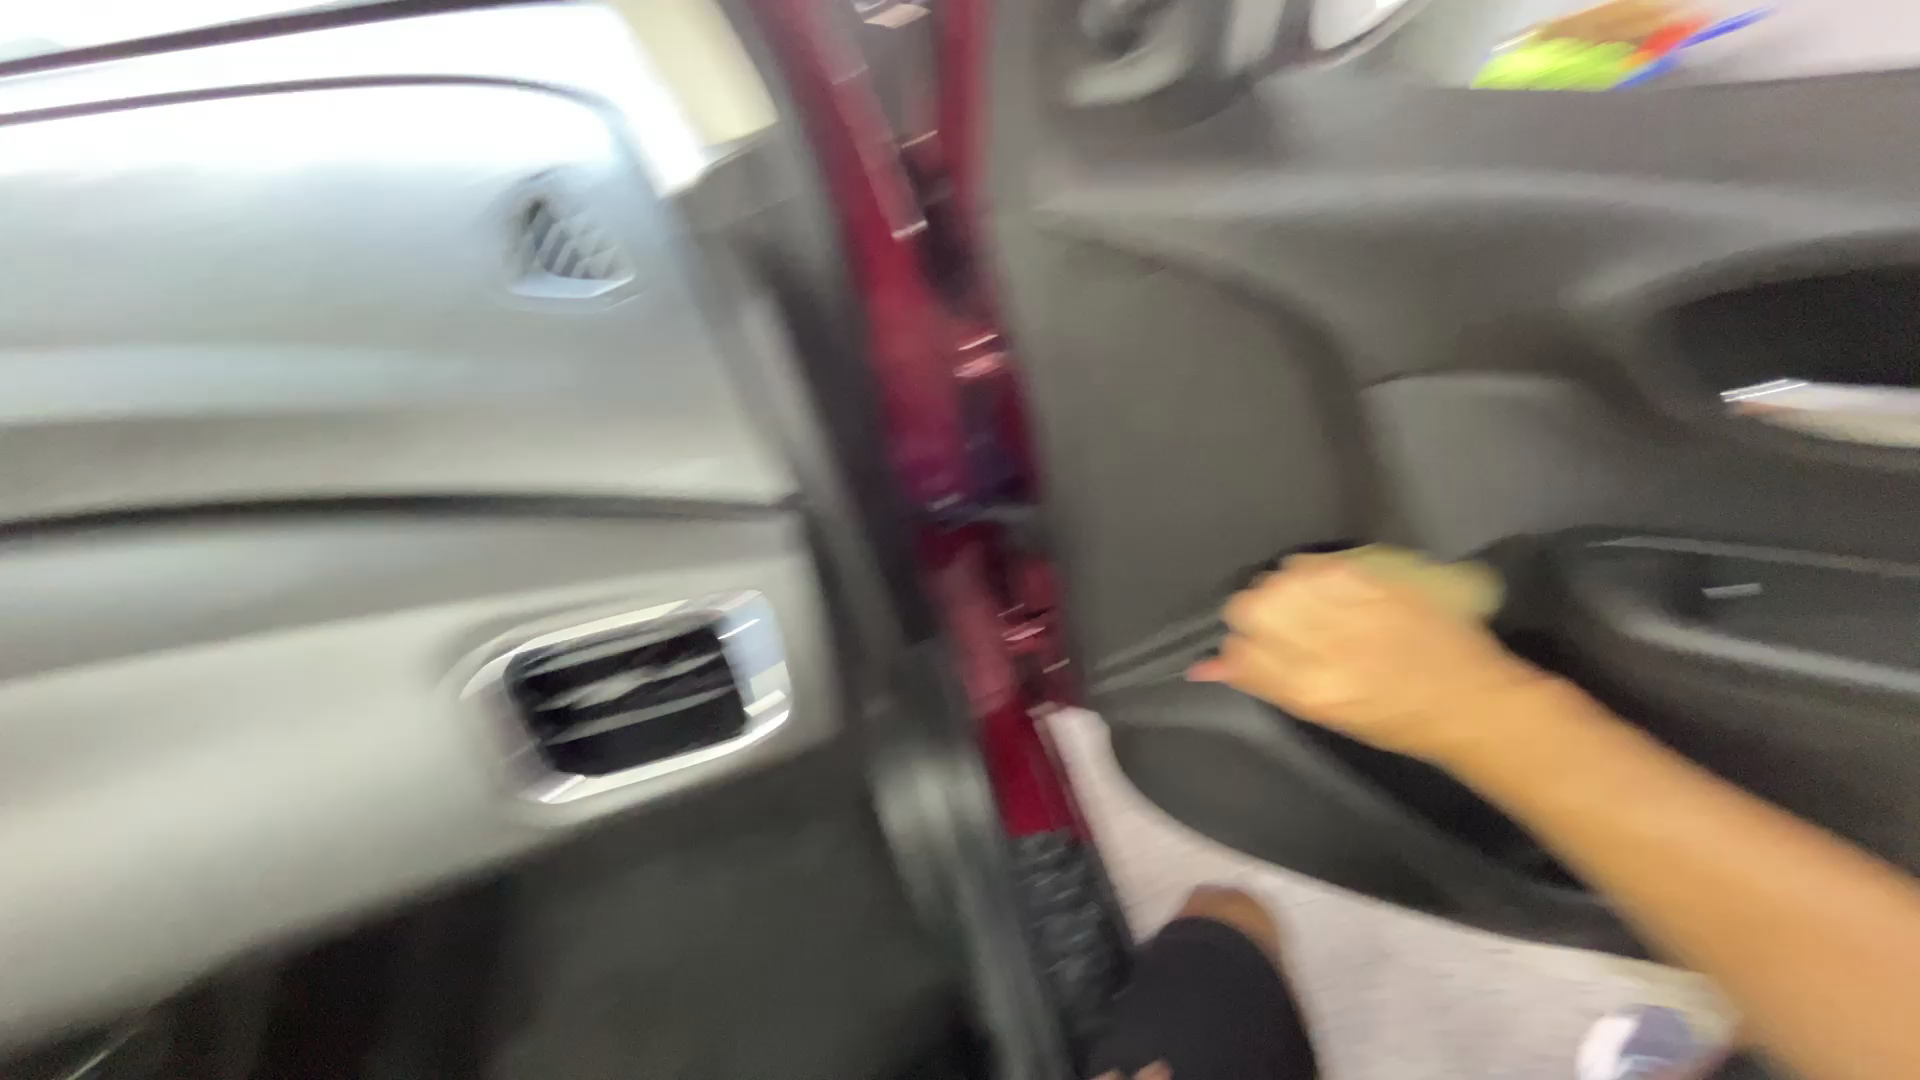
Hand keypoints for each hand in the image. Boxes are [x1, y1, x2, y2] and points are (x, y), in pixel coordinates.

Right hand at [1190, 555, 1557, 764]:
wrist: (1472, 701)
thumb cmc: (1394, 720)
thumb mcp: (1322, 713)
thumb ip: (1261, 682)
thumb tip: (1204, 667)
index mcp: (1311, 688)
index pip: (1239, 649)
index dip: (1238, 646)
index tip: (1251, 648)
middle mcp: (1327, 648)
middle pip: (1252, 607)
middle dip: (1253, 613)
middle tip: (1275, 623)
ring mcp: (1353, 610)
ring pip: (1278, 581)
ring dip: (1279, 591)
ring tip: (1299, 604)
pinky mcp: (1376, 583)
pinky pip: (1313, 564)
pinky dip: (1306, 573)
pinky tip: (1321, 587)